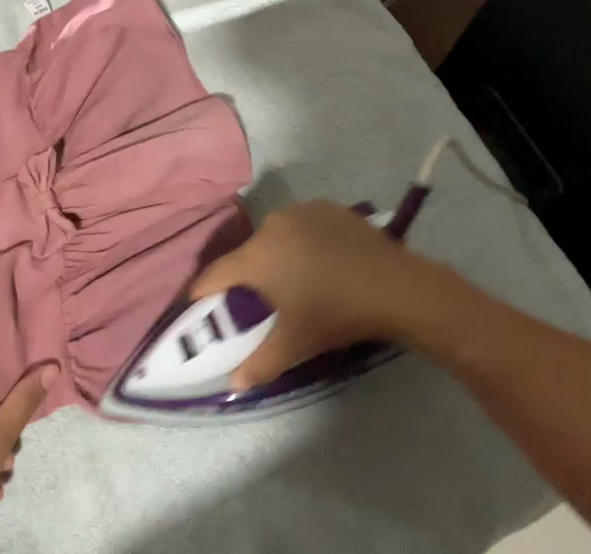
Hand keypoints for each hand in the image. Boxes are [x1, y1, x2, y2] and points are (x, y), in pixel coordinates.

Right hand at [188, 201, 449, 389]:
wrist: (393, 285)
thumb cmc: (335, 314)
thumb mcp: (295, 344)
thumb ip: (259, 364)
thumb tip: (233, 384)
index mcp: (256, 257)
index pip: (216, 273)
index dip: (203, 290)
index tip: (197, 303)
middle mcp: (271, 226)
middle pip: (248, 253)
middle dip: (247, 275)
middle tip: (258, 300)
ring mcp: (301, 211)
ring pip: (276, 236)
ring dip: (277, 255)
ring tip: (295, 279)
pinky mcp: (328, 206)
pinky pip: (303, 225)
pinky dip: (304, 241)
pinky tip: (322, 260)